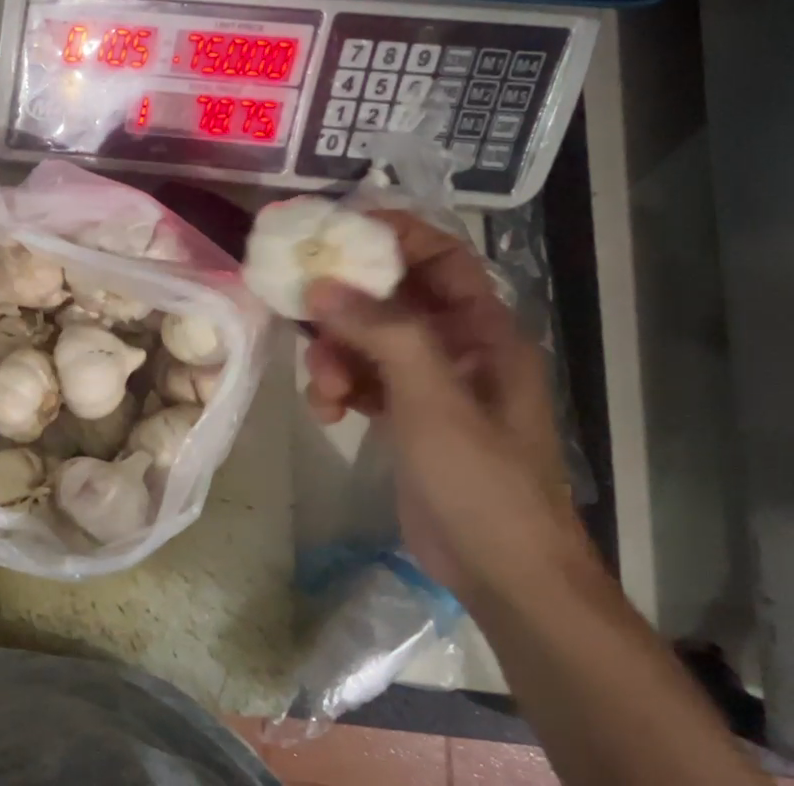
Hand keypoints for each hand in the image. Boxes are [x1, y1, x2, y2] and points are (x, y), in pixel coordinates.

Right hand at [300, 212, 589, 600]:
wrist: (502, 571)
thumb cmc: (482, 481)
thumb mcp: (433, 401)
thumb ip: (383, 334)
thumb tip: (322, 285)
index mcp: (484, 333)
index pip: (440, 258)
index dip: (392, 234)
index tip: (330, 229)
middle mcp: (456, 348)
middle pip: (389, 297)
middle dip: (342, 306)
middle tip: (297, 310)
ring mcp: (429, 383)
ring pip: (364, 339)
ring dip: (332, 356)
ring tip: (321, 389)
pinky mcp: (404, 414)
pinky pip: (359, 378)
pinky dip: (336, 388)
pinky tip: (326, 414)